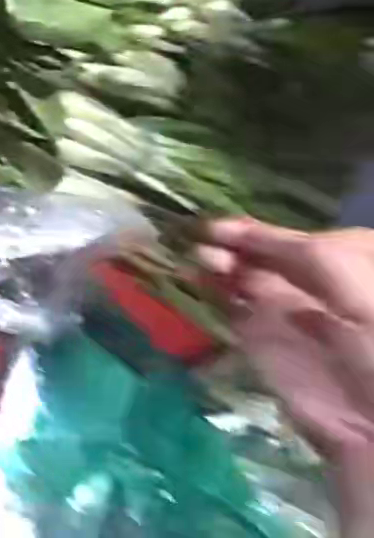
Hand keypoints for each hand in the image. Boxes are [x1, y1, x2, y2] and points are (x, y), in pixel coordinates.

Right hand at [200, 219, 373, 526]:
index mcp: (362, 280)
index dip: (283, 228)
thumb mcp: (365, 302)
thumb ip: (308, 255)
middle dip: (244, 237)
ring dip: (220, 256)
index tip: (244, 226)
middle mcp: (328, 290)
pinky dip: (204, 279)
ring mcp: (288, 309)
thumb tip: (237, 228)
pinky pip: (222, 292)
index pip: (327, 238)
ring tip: (206, 259)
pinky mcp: (253, 326)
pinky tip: (195, 275)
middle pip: (279, 249)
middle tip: (212, 233)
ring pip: (245, 266)